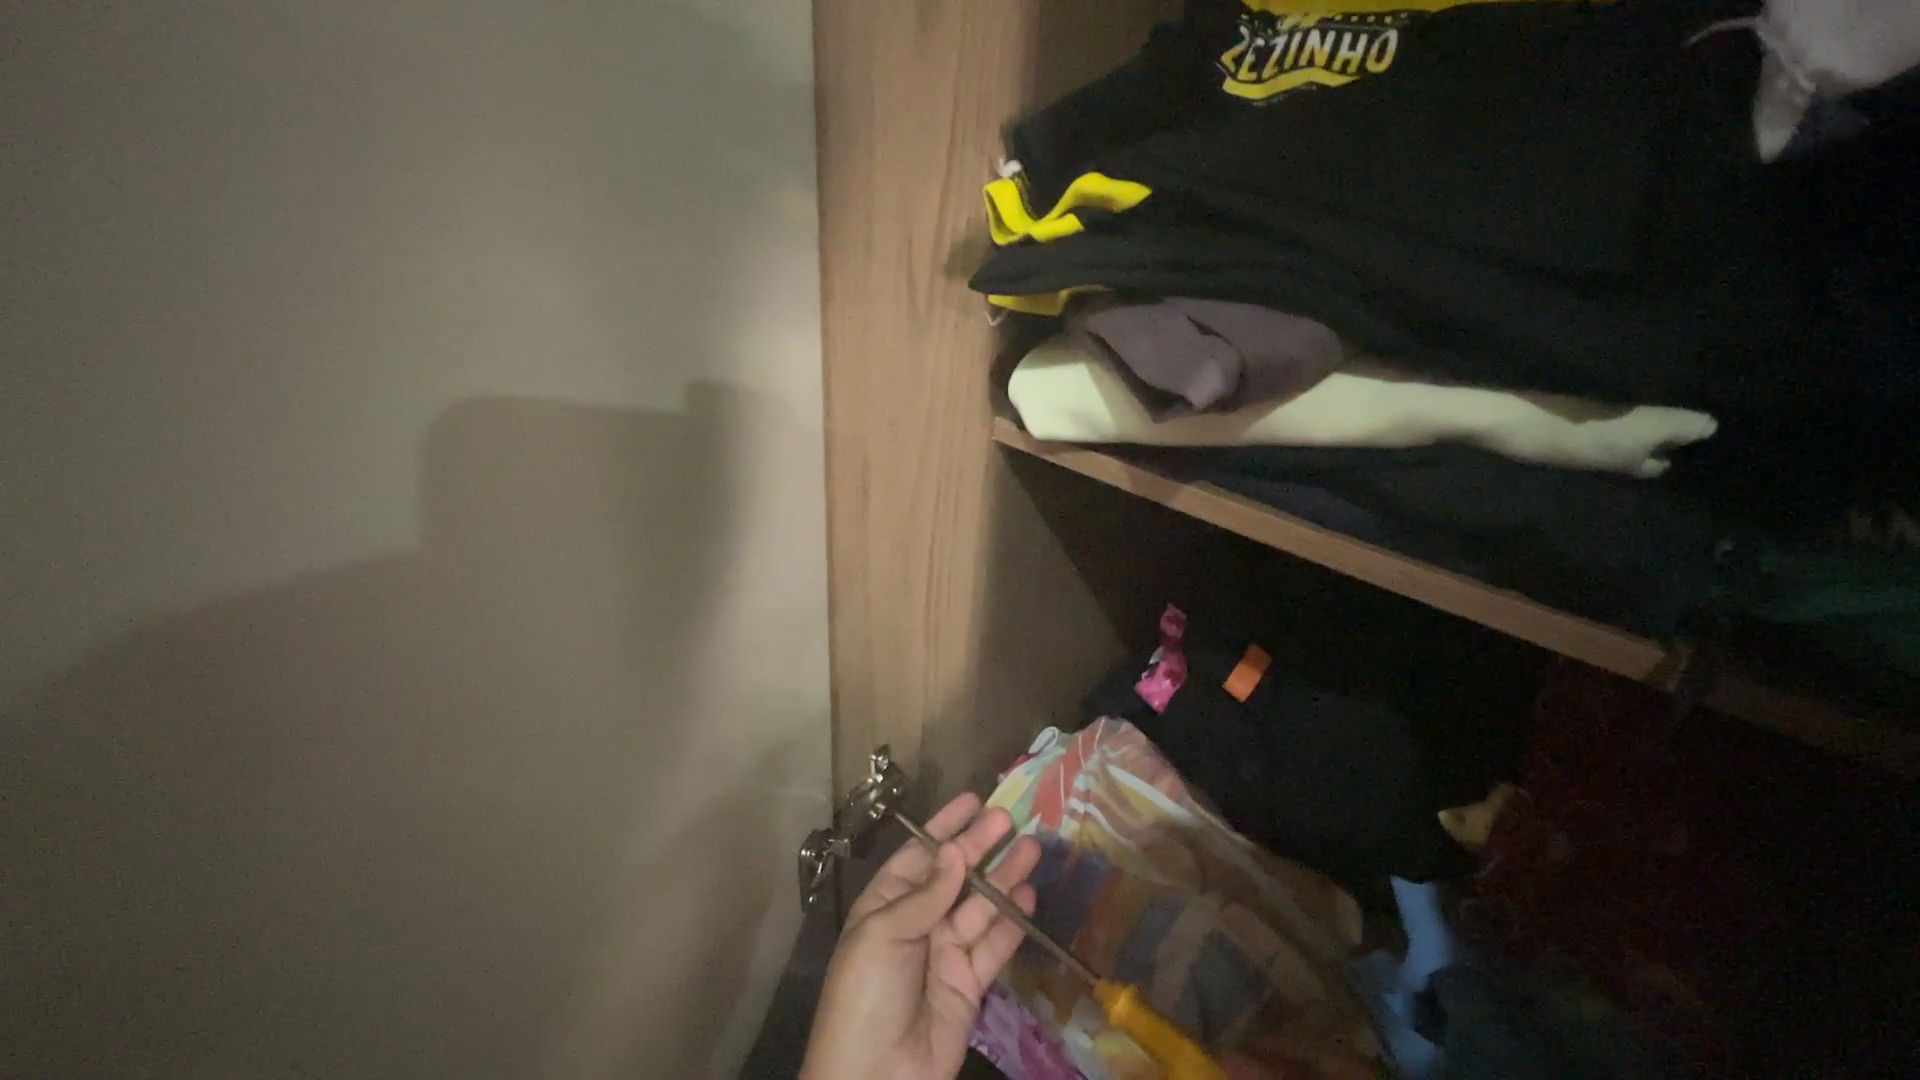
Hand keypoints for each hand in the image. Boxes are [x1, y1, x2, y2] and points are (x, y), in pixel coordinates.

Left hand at [800, 792, 1042, 1079]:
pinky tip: (1028, 897)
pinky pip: (992, 945)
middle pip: (955, 877)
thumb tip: (954, 852)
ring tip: (1030, 849)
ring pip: (980, 906)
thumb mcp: (885, 934)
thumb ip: (926, 894)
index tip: (973, 801)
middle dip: (981, 847)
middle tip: (1010, 819)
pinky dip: (1011, 922)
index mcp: (885, 905)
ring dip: (1004, 878)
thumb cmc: (867, 994)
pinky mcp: (968, 983)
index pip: (920, 856)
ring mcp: (944, 952)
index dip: (945, 827)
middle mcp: (916, 923)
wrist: (875, 1077)